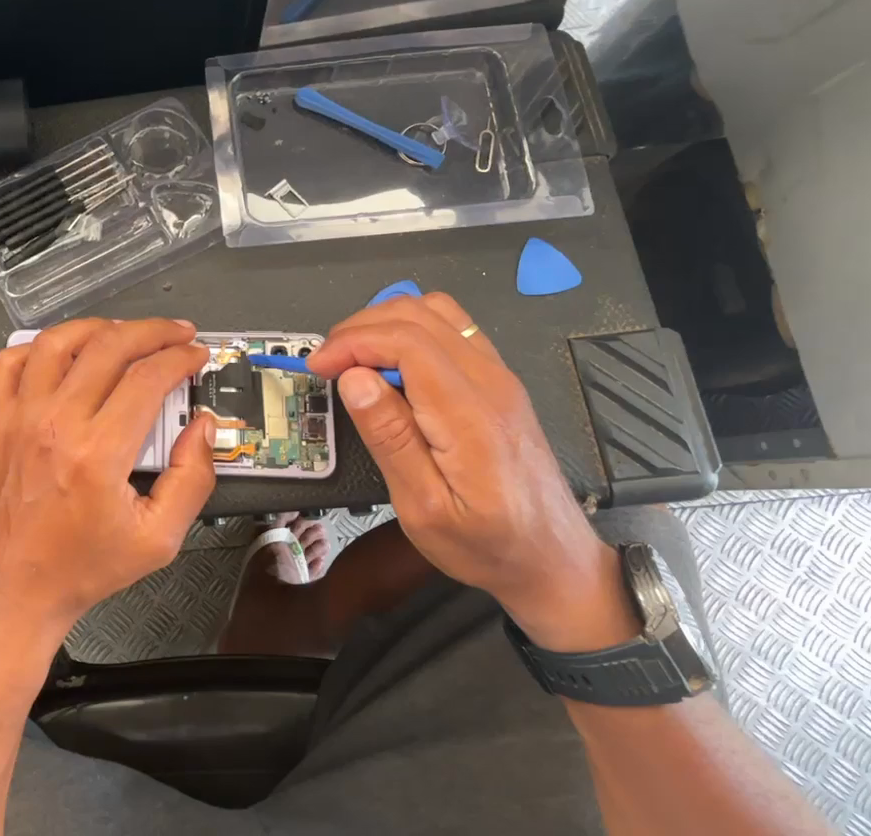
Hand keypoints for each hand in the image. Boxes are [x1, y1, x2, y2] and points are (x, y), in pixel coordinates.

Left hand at [0, 318, 217, 635]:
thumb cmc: (83, 568)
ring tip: (126, 333)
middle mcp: (54, 425)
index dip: (180, 358)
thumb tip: (202, 428)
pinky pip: (11, 363)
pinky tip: (65, 353)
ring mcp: (18, 419)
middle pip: (108, 347)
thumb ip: (192, 479)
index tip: (196, 355)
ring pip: (58, 342)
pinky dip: (40, 347)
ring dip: (99, 328)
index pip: (147, 378)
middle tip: (176, 333)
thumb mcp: (159, 539)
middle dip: (152, 331)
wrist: (16, 590)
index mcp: (97, 454)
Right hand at [305, 292, 639, 651]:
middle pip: (417, 314)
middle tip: (327, 362)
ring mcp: (499, 376)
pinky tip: (390, 364)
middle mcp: (490, 381)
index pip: (405, 340)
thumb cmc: (485, 545)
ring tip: (353, 358)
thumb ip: (390, 438)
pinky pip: (452, 329)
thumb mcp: (423, 508)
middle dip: (359, 327)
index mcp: (468, 414)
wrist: (553, 559)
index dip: (352, 342)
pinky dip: (410, 329)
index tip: (317, 366)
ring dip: (384, 322)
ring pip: (436, 311)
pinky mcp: (499, 381)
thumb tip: (355, 378)